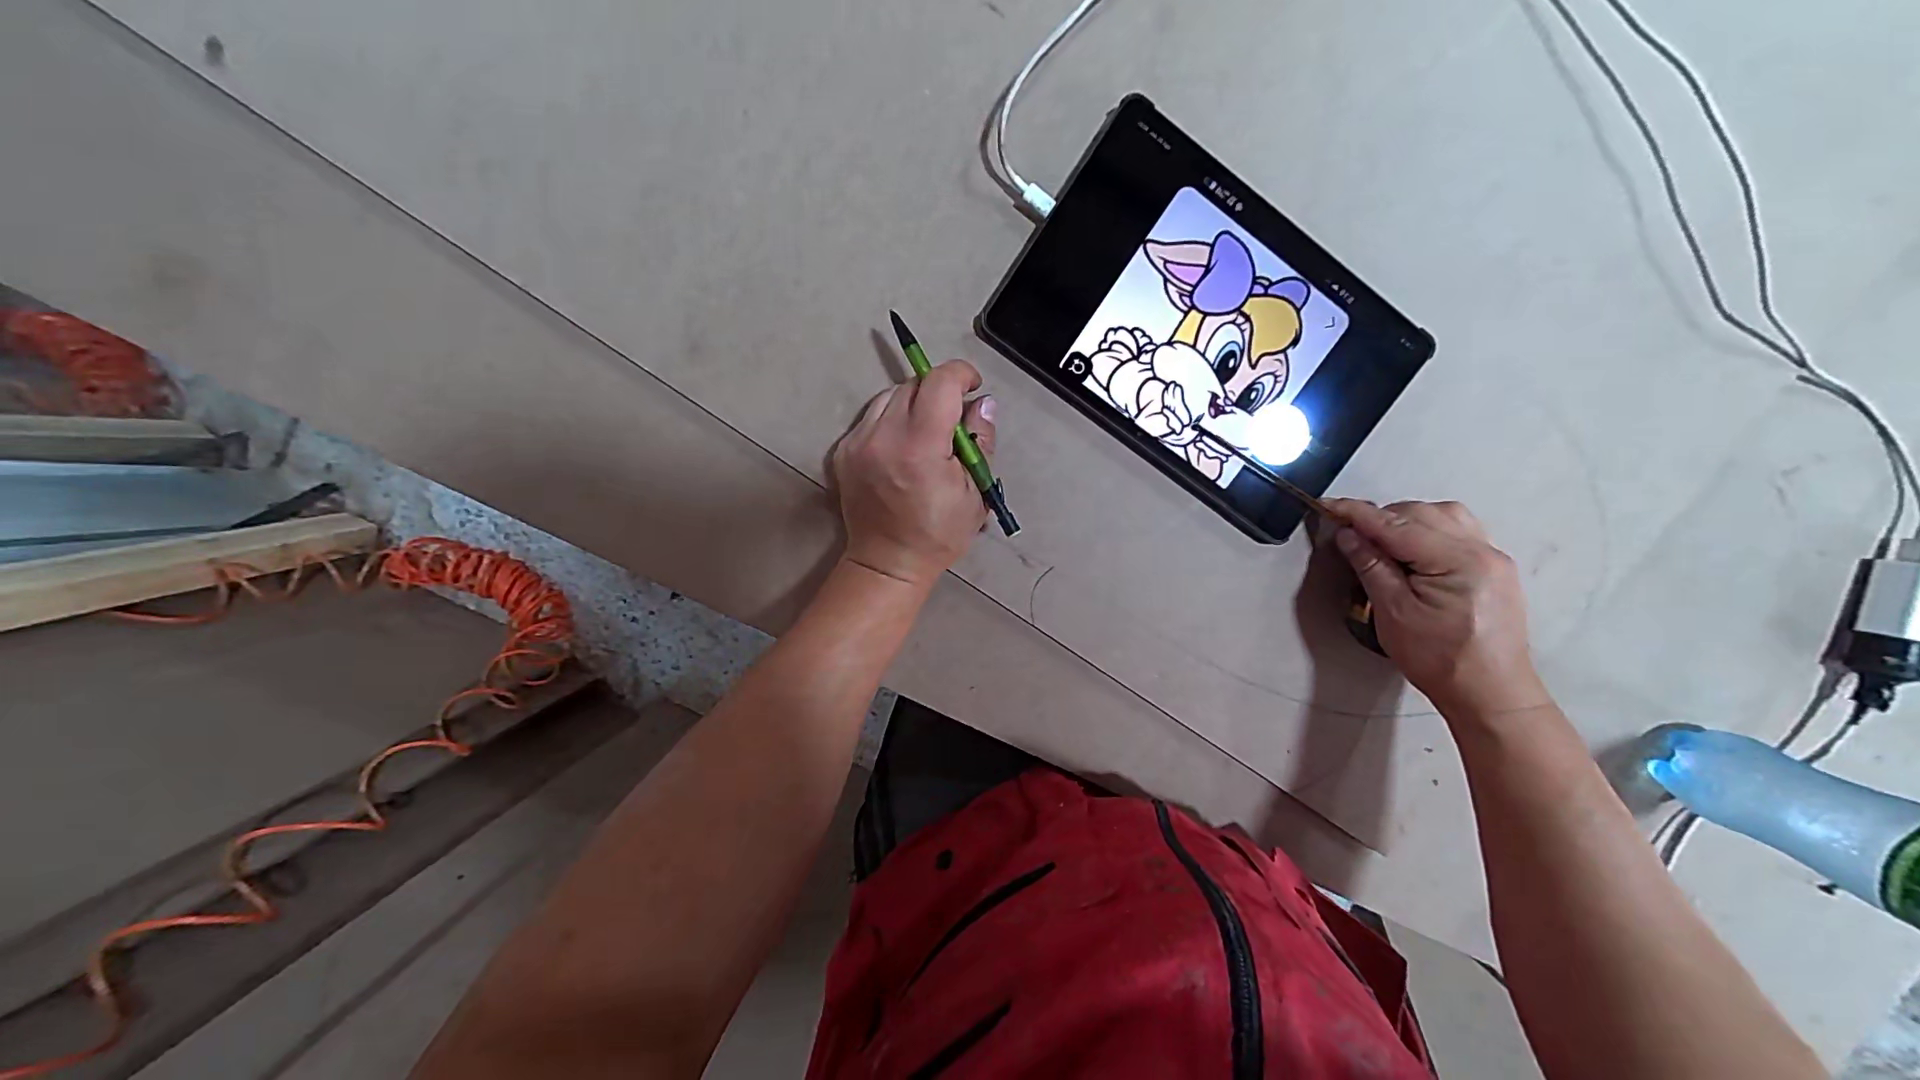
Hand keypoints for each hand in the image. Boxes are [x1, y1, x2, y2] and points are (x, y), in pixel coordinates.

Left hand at [833, 359, 995, 589]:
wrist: (886, 562)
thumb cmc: (937, 534)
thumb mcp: (976, 492)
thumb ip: (981, 441)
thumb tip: (983, 403)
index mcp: (920, 447)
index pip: (940, 383)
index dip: (962, 375)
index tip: (973, 386)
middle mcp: (883, 437)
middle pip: (915, 384)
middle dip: (939, 392)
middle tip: (953, 418)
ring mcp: (858, 443)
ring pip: (890, 396)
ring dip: (914, 403)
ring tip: (927, 432)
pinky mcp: (844, 451)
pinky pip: (871, 417)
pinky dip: (891, 420)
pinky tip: (903, 447)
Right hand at [1322, 499, 1550, 721]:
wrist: (1490, 693)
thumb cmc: (1442, 661)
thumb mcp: (1393, 613)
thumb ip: (1371, 566)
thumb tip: (1349, 536)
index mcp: (1458, 561)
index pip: (1396, 523)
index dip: (1357, 514)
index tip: (1329, 507)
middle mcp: (1481, 552)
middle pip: (1420, 513)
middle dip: (1381, 518)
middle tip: (1349, 535)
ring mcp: (1492, 558)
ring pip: (1442, 516)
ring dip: (1405, 521)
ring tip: (1379, 543)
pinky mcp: (1492, 569)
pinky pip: (1458, 531)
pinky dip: (1427, 531)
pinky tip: (1410, 550)